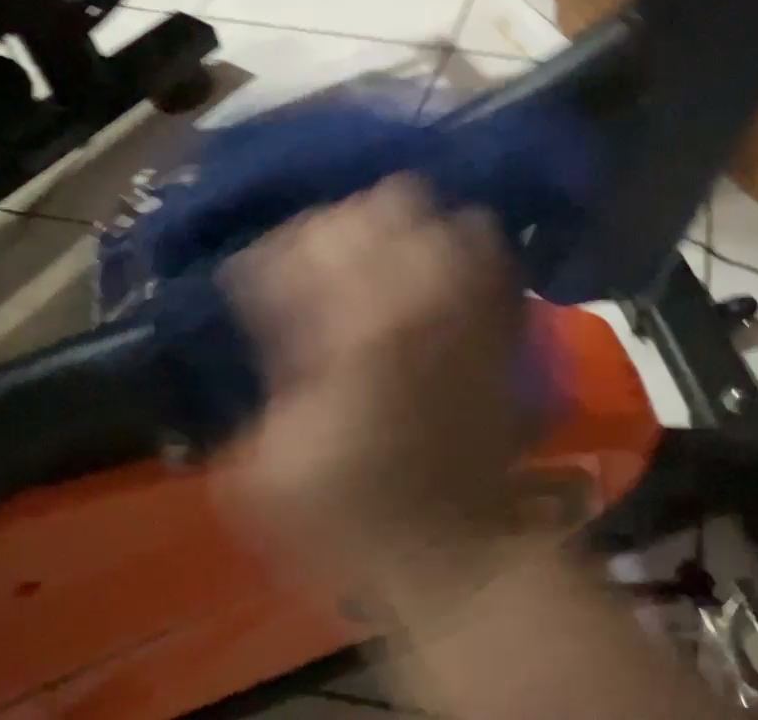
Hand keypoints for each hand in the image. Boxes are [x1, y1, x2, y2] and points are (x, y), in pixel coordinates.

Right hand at [215, 177, 525, 579]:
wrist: (455, 545)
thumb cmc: (352, 514)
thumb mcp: (273, 461)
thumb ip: (275, 366)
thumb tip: (281, 316)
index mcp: (351, 330)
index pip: (295, 249)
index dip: (266, 261)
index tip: (256, 285)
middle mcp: (414, 297)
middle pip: (364, 211)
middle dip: (328, 234)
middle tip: (314, 270)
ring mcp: (467, 301)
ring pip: (430, 215)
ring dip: (393, 230)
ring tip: (376, 262)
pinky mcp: (501, 316)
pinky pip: (487, 248)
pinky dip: (456, 245)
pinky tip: (435, 267)